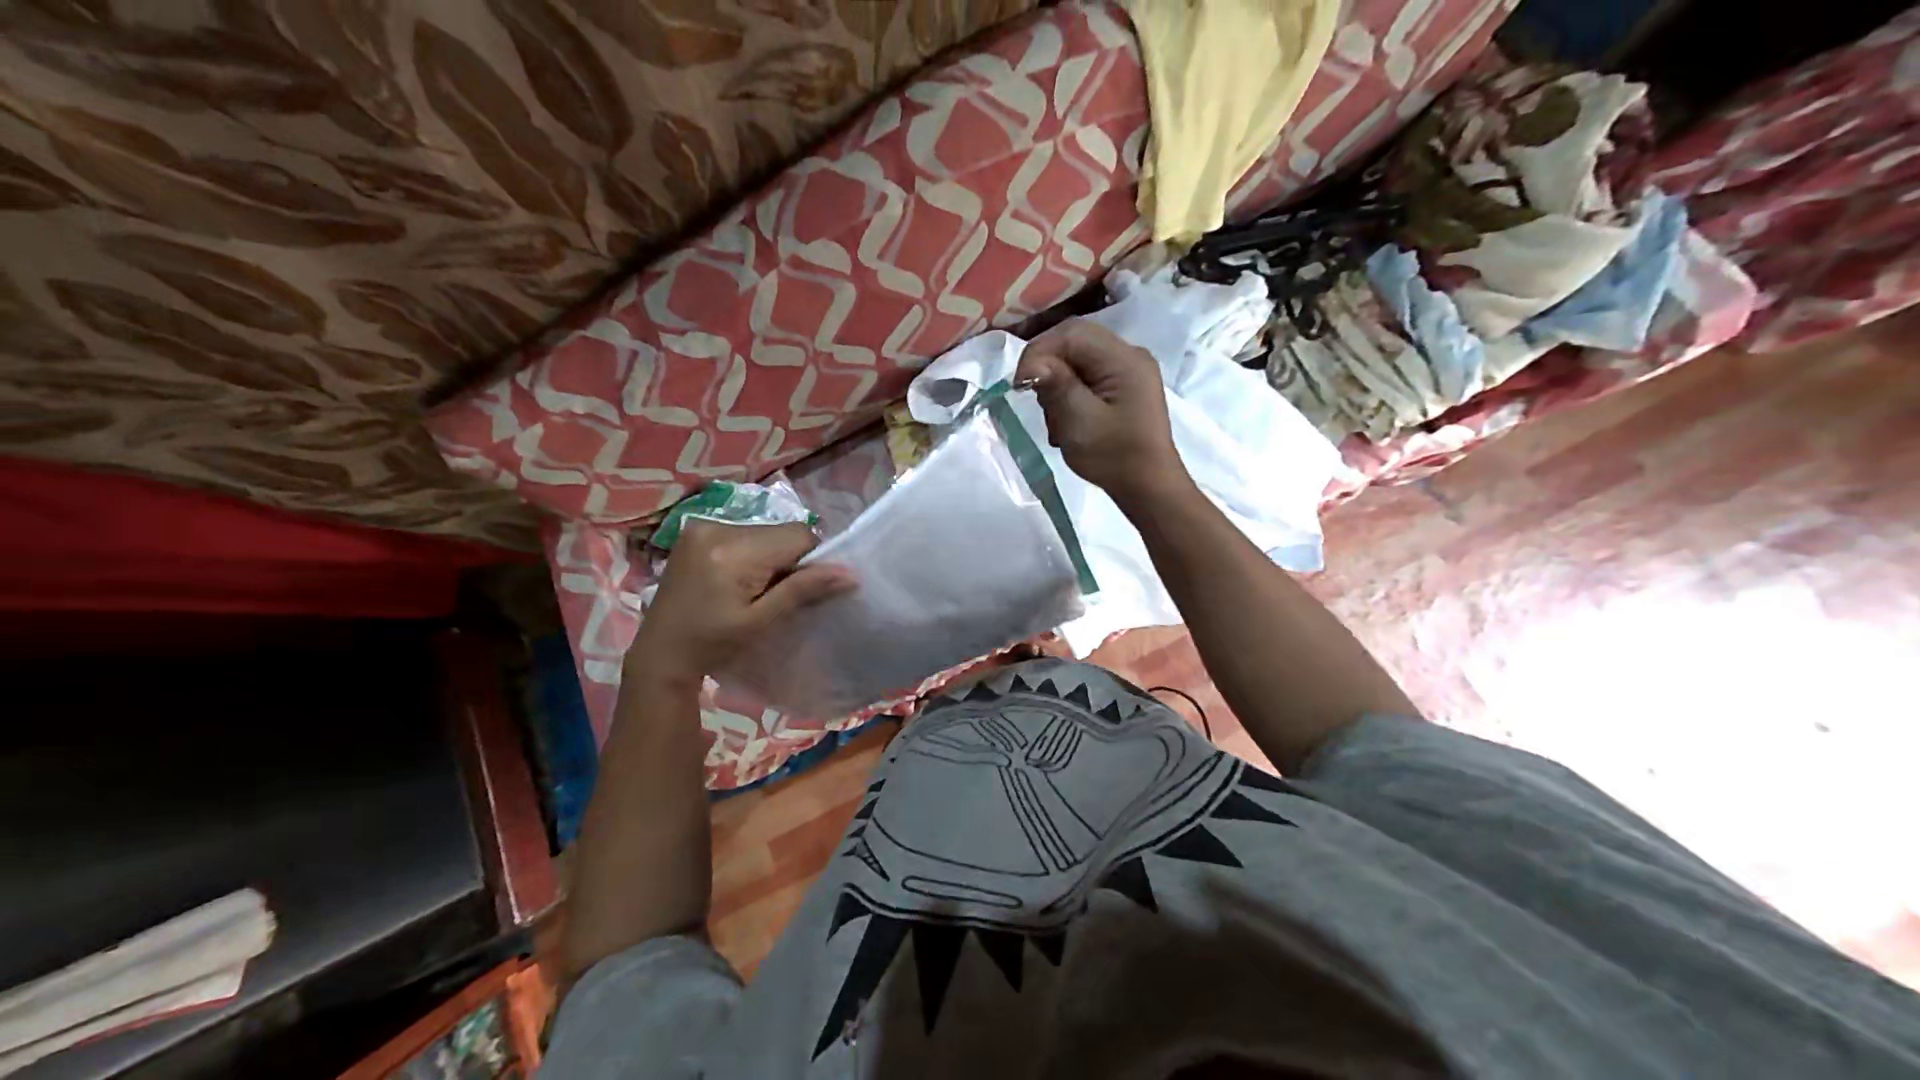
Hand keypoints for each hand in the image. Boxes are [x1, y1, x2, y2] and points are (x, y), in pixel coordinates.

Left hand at [629, 520, 853, 685]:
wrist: (660, 653)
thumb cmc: (712, 644)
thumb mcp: (761, 621)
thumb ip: (803, 590)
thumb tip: (850, 573)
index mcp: (733, 552)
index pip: (798, 535)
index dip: (812, 559)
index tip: (804, 589)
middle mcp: (717, 527)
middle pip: (781, 531)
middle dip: (790, 558)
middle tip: (778, 594)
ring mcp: (703, 526)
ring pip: (765, 531)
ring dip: (772, 554)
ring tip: (756, 588)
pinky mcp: (696, 531)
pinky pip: (744, 532)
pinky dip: (752, 552)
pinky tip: (739, 578)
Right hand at [1015, 319, 1189, 506]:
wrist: (1148, 487)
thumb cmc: (1115, 456)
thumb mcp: (1079, 421)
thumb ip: (1056, 386)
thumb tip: (1031, 363)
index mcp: (1124, 359)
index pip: (1071, 333)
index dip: (1039, 351)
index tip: (1020, 384)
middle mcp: (1130, 355)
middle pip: (1075, 341)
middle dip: (1048, 366)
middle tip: (1033, 396)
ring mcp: (1130, 370)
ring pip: (1079, 358)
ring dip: (1057, 382)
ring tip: (1055, 418)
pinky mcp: (1125, 386)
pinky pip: (1089, 374)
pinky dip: (1070, 391)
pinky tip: (1067, 419)